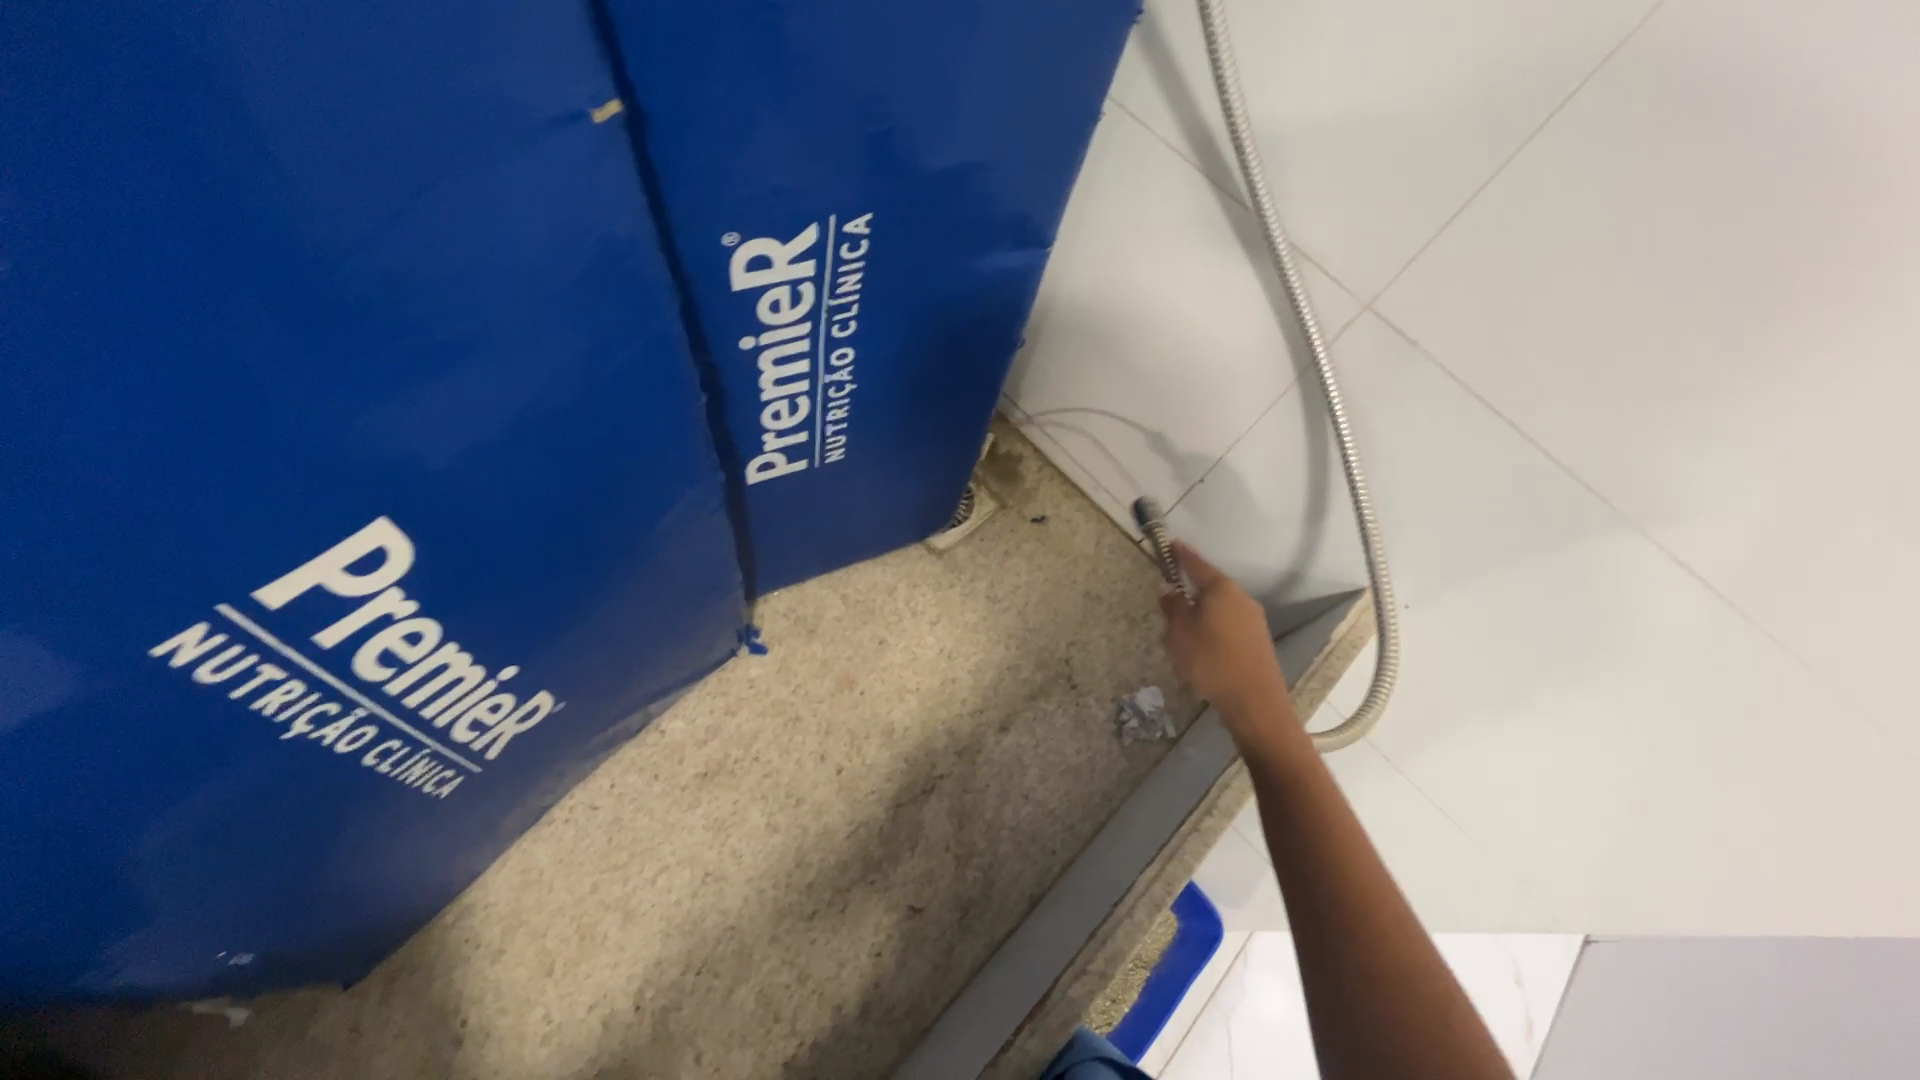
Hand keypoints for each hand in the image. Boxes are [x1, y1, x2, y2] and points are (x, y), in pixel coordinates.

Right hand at [1158, 542, 1296, 745]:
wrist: (1254, 701)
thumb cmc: (1211, 661)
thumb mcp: (1180, 633)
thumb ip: (1173, 607)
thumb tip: (1169, 587)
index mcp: (1221, 590)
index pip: (1197, 565)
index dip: (1182, 555)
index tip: (1171, 544)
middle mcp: (1241, 598)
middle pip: (1210, 589)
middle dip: (1189, 594)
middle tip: (1169, 606)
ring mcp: (1253, 619)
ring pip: (1218, 609)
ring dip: (1200, 616)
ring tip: (1182, 636)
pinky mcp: (1257, 640)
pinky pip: (1228, 626)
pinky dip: (1212, 631)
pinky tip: (1202, 650)